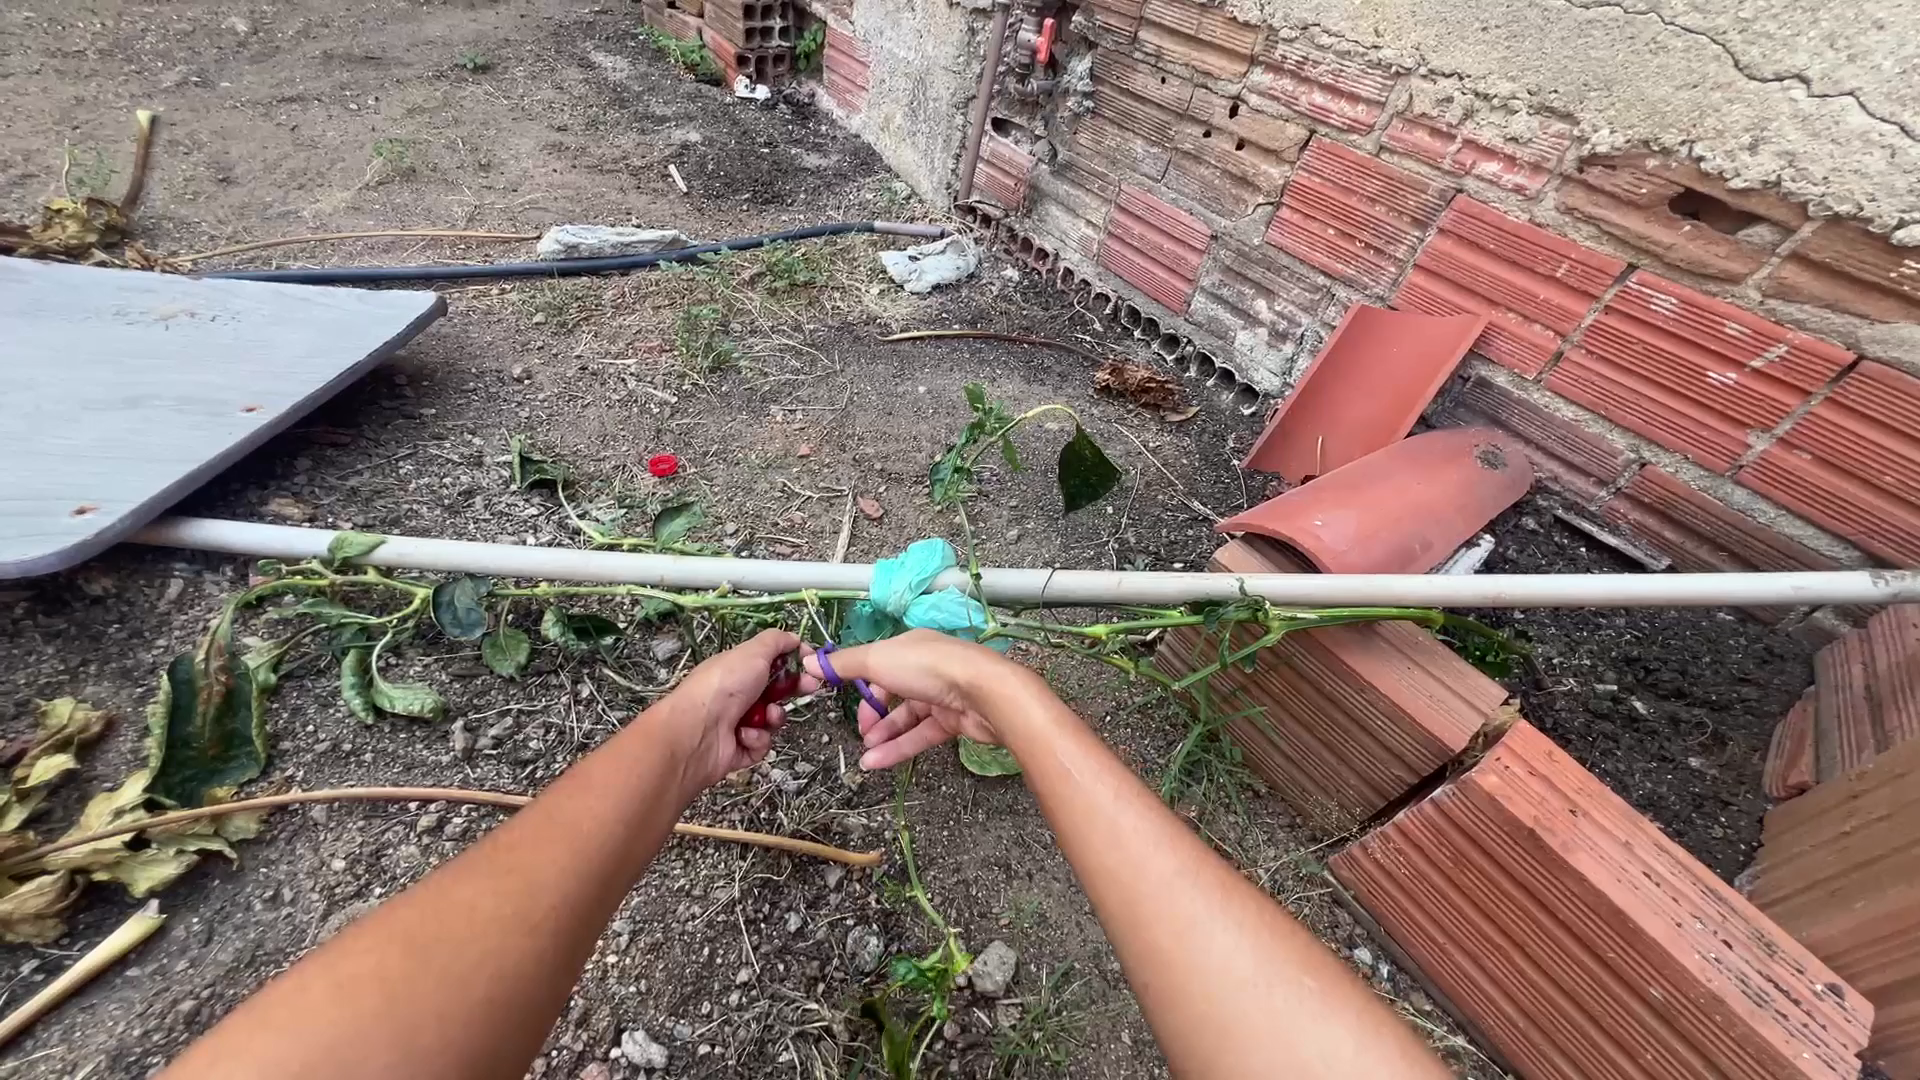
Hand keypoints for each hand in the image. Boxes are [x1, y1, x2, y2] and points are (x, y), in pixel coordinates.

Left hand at [661, 629, 819, 792]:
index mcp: (740, 669)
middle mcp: (739, 694)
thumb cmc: (725, 685)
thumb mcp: (753, 651)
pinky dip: (758, 739)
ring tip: (763, 717)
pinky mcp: (740, 749)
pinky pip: (763, 743)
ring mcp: (739, 723)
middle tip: (808, 688)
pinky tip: (744, 735)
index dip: (794, 663)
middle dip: (794, 689)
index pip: (774, 663)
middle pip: (778, 691)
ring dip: (774, 716)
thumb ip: (777, 641)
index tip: (811, 664)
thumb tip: (795, 639)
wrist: (696, 732)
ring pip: (774, 719)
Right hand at [802, 629, 1024, 769]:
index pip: (876, 662)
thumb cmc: (929, 668)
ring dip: (883, 735)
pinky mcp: (953, 721)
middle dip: (873, 713)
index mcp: (908, 647)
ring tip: (866, 753)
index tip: (836, 696)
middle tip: (861, 731)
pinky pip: (919, 736)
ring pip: (905, 717)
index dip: (856, 679)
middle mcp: (925, 668)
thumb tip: (809, 661)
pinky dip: (898, 749)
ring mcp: (940, 694)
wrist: (984, 693)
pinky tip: (877, 762)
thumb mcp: (878, 660)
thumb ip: (844, 664)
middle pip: (891, 691)